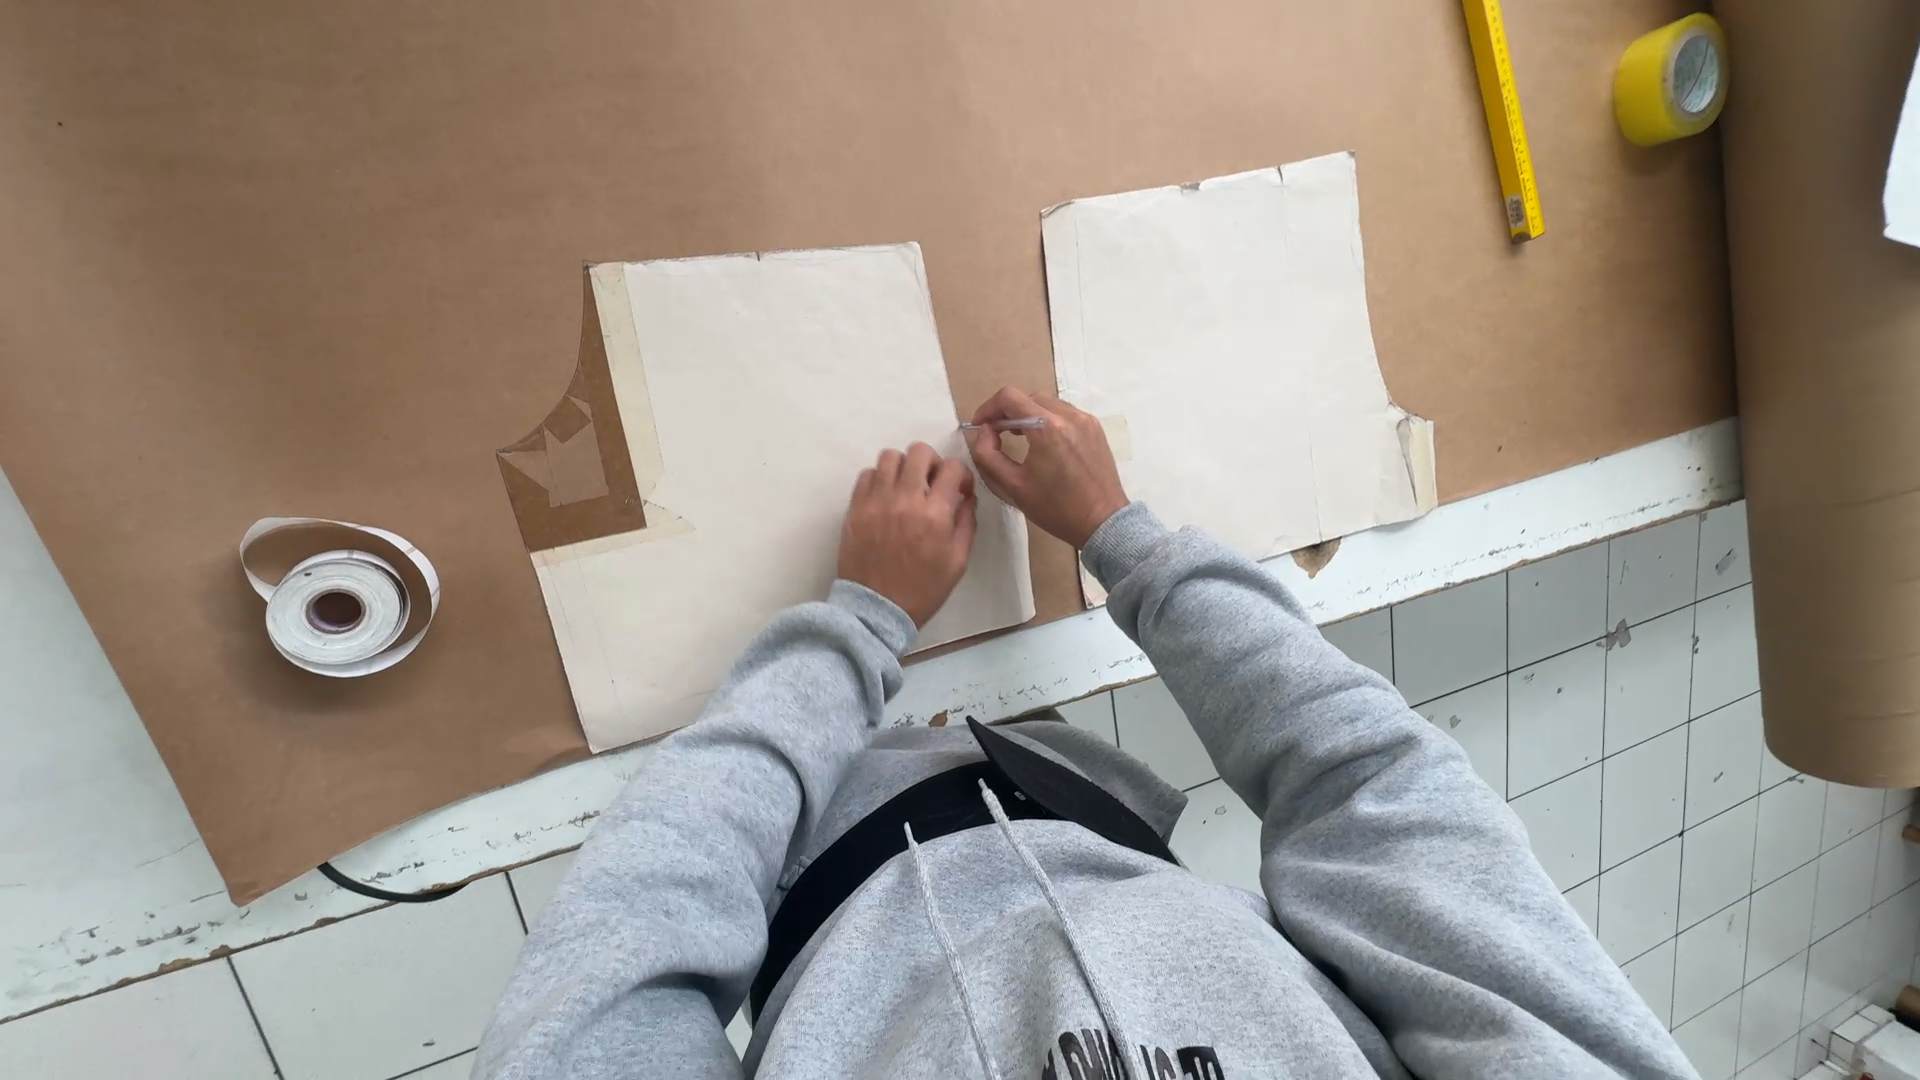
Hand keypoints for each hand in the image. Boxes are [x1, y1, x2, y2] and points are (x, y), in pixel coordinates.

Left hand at [837, 442, 978, 626]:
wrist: (877, 609)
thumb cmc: (923, 589)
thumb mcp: (958, 562)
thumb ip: (966, 524)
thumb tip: (967, 497)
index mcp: (935, 513)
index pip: (952, 467)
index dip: (960, 473)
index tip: (958, 488)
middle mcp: (905, 499)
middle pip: (919, 451)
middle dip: (932, 462)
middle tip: (931, 482)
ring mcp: (876, 501)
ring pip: (890, 456)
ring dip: (904, 467)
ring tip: (906, 487)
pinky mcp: (855, 507)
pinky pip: (866, 474)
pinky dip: (880, 479)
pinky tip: (885, 497)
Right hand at [966, 386, 1127, 548]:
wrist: (1102, 522)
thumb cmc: (1056, 508)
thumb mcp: (1013, 485)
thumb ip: (989, 455)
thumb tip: (985, 432)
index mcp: (1046, 427)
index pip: (1009, 397)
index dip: (988, 408)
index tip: (980, 425)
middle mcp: (1068, 416)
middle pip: (1029, 397)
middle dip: (1008, 411)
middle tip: (997, 433)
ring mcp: (1085, 420)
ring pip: (1049, 403)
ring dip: (1029, 413)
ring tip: (1019, 436)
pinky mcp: (1095, 429)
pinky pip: (1066, 413)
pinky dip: (1049, 420)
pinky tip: (1044, 441)